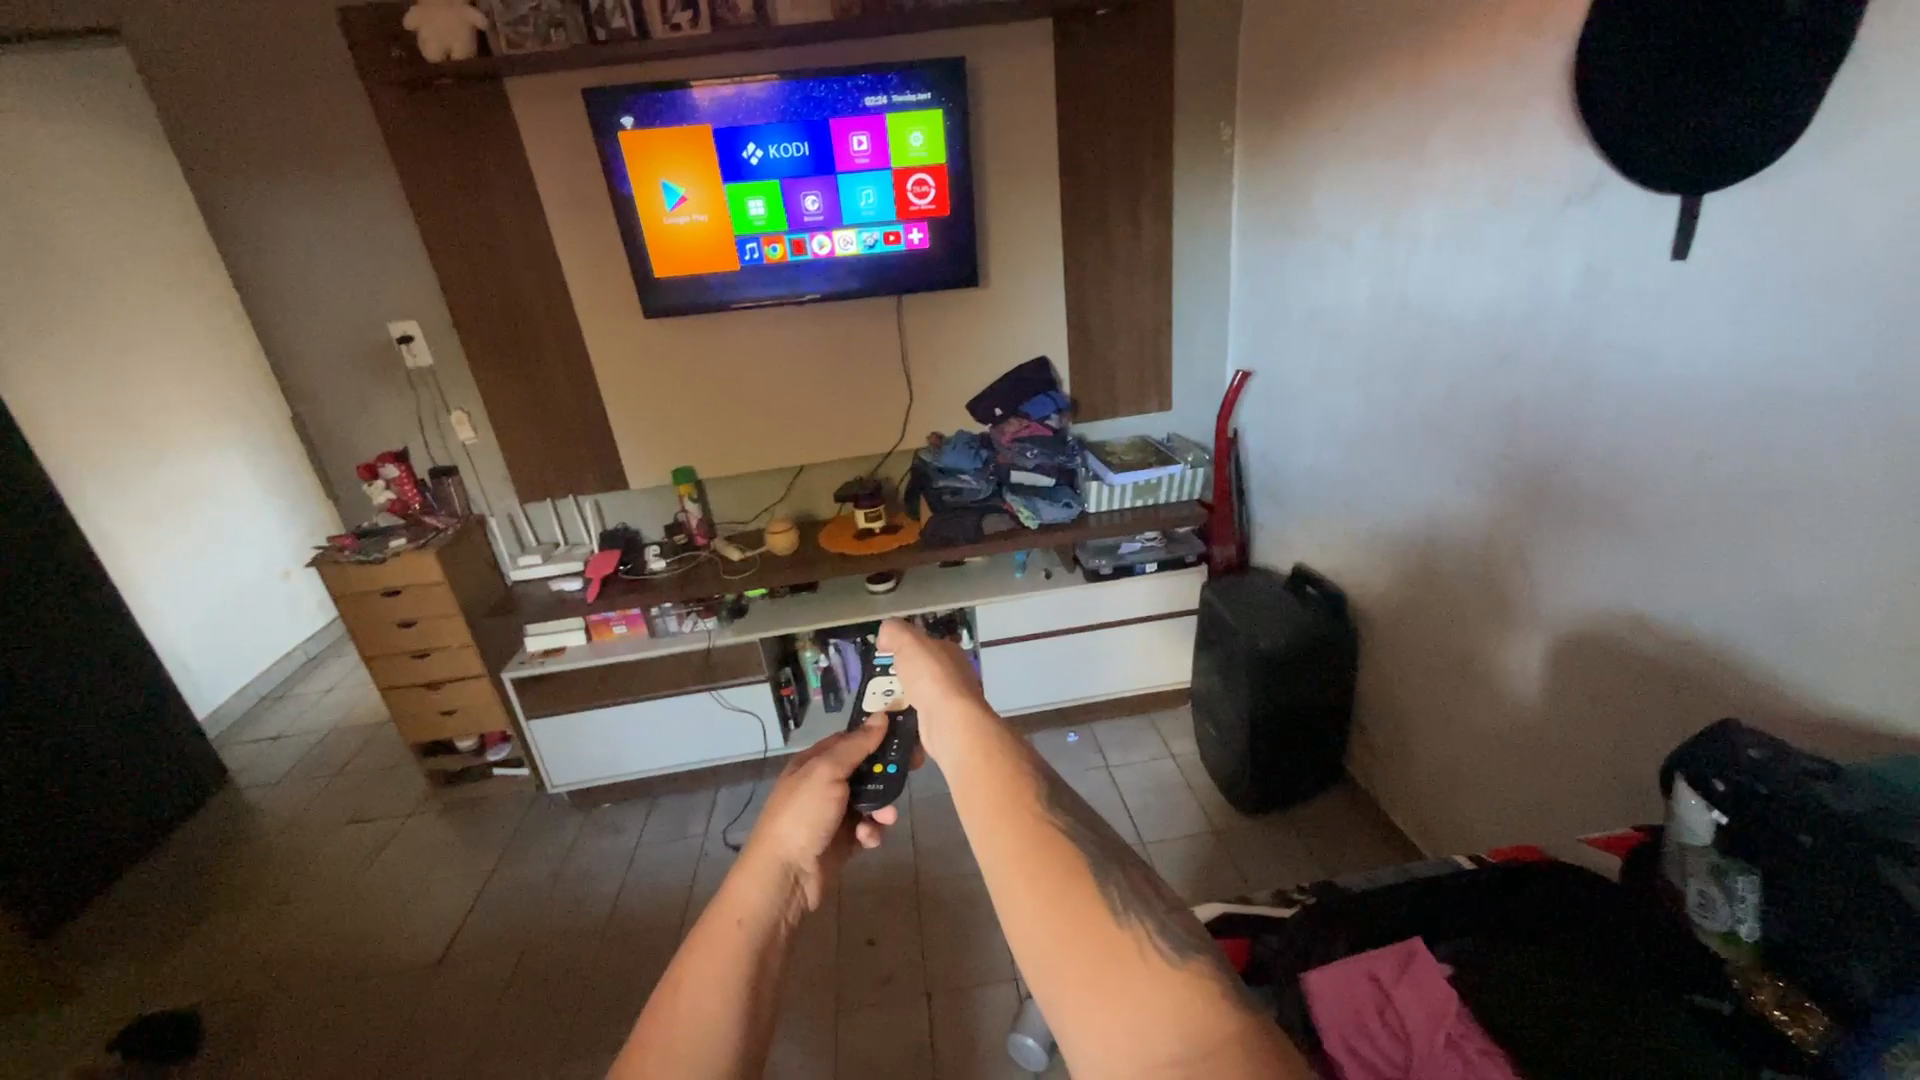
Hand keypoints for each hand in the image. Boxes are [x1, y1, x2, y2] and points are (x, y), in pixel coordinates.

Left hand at [741, 714, 900, 916]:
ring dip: (882, 807)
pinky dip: (872, 832)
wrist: (785, 875)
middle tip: (913, 770)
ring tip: (885, 818)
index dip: (878, 736)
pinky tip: (867, 840)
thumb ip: (856, 745)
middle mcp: (824, 784)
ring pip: (871, 800)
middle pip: (865, 770)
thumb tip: (881, 715)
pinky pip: (867, 828)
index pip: (851, 740)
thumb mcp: (827, 771)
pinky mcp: (843, 841)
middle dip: (886, 775)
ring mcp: (833, 814)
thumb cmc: (803, 815)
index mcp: (814, 762)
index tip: (906, 736)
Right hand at [877, 618, 992, 760]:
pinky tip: (893, 720)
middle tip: (879, 680)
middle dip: (903, 675)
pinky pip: (920, 718)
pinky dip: (907, 718)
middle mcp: (956, 674)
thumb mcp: (909, 641)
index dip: (906, 646)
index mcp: (950, 651)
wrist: (949, 722)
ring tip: (880, 701)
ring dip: (904, 698)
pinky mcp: (944, 724)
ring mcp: (952, 701)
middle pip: (924, 671)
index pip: (927, 643)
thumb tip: (885, 636)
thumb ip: (895, 631)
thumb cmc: (930, 676)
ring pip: (922, 695)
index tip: (885, 654)